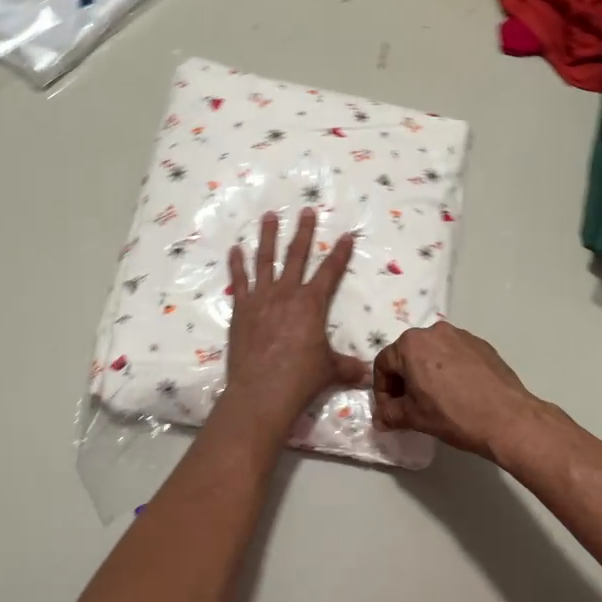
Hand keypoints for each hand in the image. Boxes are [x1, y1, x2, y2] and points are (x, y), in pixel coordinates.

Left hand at [223, 209, 368, 424]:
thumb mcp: (330, 371)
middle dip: (304, 232)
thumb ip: (347, 367)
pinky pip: (238, 280)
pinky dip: (236, 264)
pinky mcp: (241, 309)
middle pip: (297, 255)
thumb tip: (367, 374)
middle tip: (306, 210)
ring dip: (268, 236)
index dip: (340, 253)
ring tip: (269, 215)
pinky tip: (234, 248)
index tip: (347, 235)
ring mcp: (261, 298)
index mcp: (312, 304)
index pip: (331, 272)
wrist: (262, 391)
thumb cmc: (301, 378)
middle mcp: (287, 293)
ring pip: (265, 259)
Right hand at [373, 322, 542, 458]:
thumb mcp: (415, 418)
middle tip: (410, 405)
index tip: (390, 411)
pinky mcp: (481, 344)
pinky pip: (455, 354)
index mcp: (411, 344)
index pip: (384, 364)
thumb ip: (390, 414)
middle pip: (408, 354)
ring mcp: (460, 335)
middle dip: (404, 379)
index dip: (382, 390)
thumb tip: (380, 418)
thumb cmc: (454, 415)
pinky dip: (450, 369)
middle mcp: (433, 331)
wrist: (507, 418)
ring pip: (433, 352)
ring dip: (427, 373)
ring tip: (436, 399)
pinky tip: (459, 392)